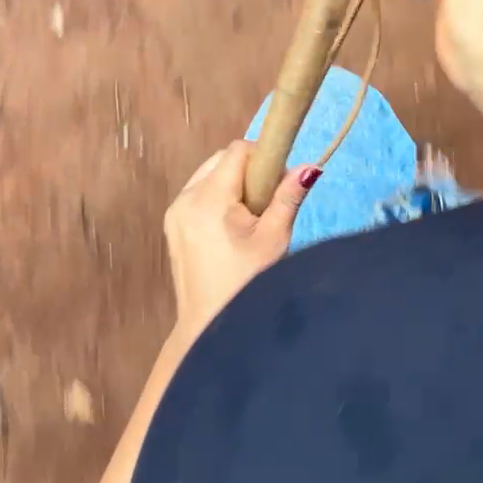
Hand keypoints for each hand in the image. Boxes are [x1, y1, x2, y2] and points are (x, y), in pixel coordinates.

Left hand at [164, 140, 318, 334]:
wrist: (207, 331)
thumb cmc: (246, 286)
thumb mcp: (273, 239)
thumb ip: (288, 197)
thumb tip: (310, 166)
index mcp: (207, 200)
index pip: (237, 150)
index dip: (263, 158)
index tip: (279, 184)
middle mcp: (184, 198)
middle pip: (222, 159)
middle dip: (249, 171)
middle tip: (268, 203)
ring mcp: (174, 211)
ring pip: (210, 173)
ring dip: (234, 183)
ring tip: (251, 217)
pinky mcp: (172, 223)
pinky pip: (199, 191)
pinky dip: (218, 196)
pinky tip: (232, 226)